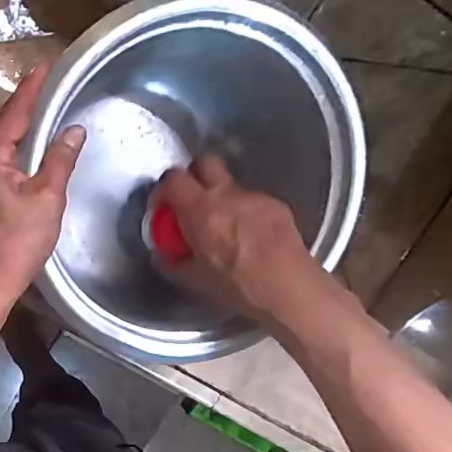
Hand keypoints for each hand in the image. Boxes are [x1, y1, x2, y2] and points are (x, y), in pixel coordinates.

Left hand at [0, 64, 85, 297]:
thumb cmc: (20, 239)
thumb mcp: (48, 197)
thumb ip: (60, 159)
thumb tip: (73, 132)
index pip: (13, 114)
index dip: (30, 89)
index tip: (44, 66)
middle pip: (4, 126)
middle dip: (25, 104)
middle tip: (47, 83)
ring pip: (1, 144)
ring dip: (21, 126)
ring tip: (44, 108)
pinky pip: (0, 160)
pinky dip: (17, 147)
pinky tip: (32, 146)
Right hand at [153, 155, 359, 335]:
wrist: (289, 289)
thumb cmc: (237, 286)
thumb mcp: (193, 278)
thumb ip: (174, 260)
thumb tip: (165, 254)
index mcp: (200, 210)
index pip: (173, 178)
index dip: (163, 189)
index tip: (161, 207)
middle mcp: (227, 195)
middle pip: (205, 163)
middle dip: (194, 177)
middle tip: (190, 202)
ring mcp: (255, 198)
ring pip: (231, 186)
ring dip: (222, 200)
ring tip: (224, 230)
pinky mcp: (277, 206)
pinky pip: (252, 202)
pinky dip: (245, 214)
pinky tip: (250, 239)